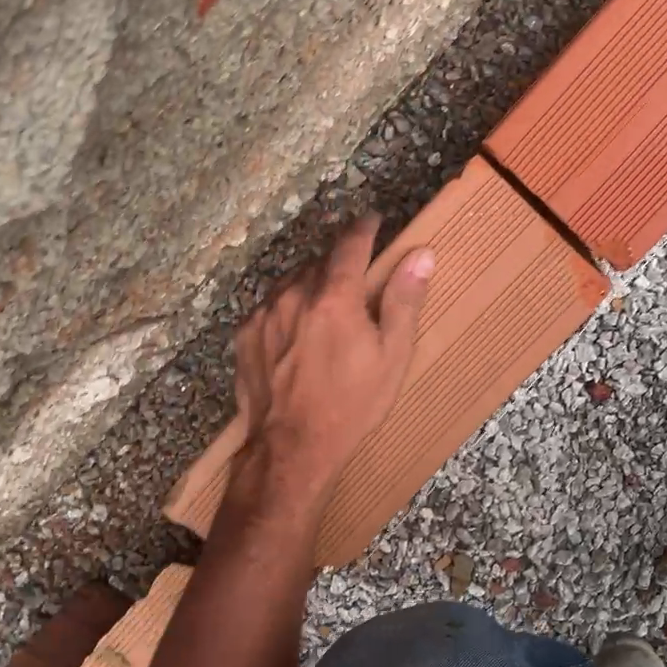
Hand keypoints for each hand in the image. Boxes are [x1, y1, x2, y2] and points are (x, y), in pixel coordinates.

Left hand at [232, 215, 433, 510]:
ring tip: (328, 307)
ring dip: (312, 285)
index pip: (350, 244)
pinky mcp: (245, 334)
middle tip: (357, 277)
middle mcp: (294, 295)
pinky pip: (270, 306)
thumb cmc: (353, 403)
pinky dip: (288, 308)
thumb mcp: (392, 355)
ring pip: (292, 282)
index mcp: (335, 297)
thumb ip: (404, 300)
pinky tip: (299, 333)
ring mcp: (264, 314)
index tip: (373, 219)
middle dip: (339, 262)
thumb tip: (422, 254)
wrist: (292, 447)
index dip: (364, 228)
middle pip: (319, 262)